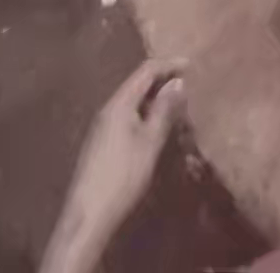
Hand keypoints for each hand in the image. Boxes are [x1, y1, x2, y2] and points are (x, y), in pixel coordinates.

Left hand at [42, 59, 185, 272]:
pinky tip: (156, 125)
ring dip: (155, 97)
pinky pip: (128, 114)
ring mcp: (104, 124)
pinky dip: (146, 112)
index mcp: (120, 102)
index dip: (168, 64)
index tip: (190, 64)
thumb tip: (178, 81)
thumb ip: (163, 110)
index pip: (146, 71)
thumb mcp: (150, 142)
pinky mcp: (103, 140)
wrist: (88, 215)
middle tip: (187, 82)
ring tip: (177, 103)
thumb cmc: (122, 175)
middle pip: (138, 83)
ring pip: (133, 100)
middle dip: (162, 79)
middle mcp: (110, 106)